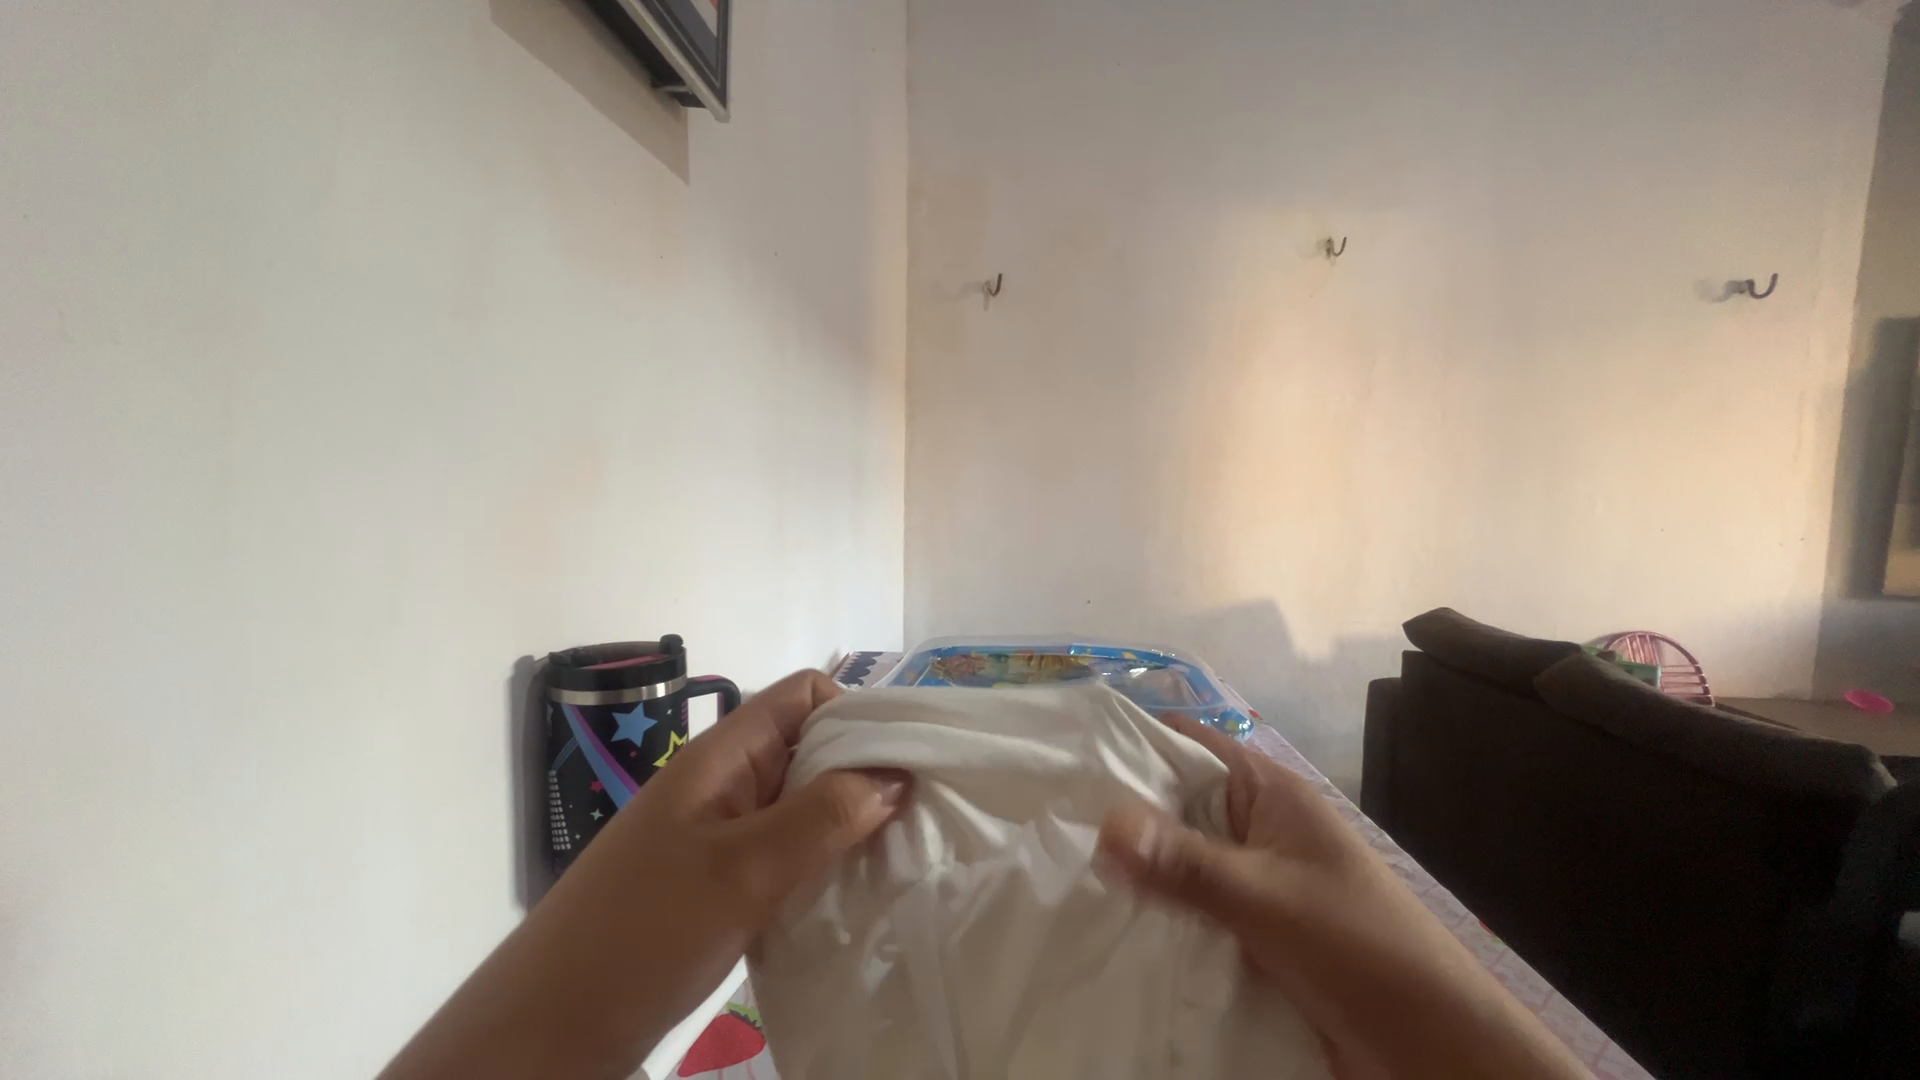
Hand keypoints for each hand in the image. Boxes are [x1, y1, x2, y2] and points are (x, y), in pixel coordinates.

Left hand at [382, 670, 908, 1079]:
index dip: (856, 713)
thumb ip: (822, 816)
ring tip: (896, 854)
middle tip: (916, 814)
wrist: (542, 1035)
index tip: (902, 762)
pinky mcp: (719, 879)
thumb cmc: (641, 934)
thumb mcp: (742, 870)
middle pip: (810, 745)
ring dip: (846, 820)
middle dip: (864, 770)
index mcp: (723, 755)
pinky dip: (821, 859)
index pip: (804, 694)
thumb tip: (897, 775)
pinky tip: (850, 891)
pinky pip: (786, 848)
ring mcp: (720, 832)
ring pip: (802, 801)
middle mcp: (725, 781)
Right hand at [1097, 716, 1590, 1079]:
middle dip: (1120, 812)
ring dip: (1136, 869)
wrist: (1438, 1050)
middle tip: (1047, 819)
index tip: (1066, 755)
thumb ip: (1185, 864)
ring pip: (1179, 860)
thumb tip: (1101, 824)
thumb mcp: (1267, 899)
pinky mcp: (1250, 930)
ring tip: (1062, 868)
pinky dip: (1157, 912)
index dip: (1131, 741)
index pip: (1188, 743)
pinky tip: (1109, 920)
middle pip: (1175, 803)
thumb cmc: (1360, 948)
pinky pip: (1190, 908)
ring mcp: (1253, 880)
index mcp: (1267, 792)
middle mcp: (1255, 827)